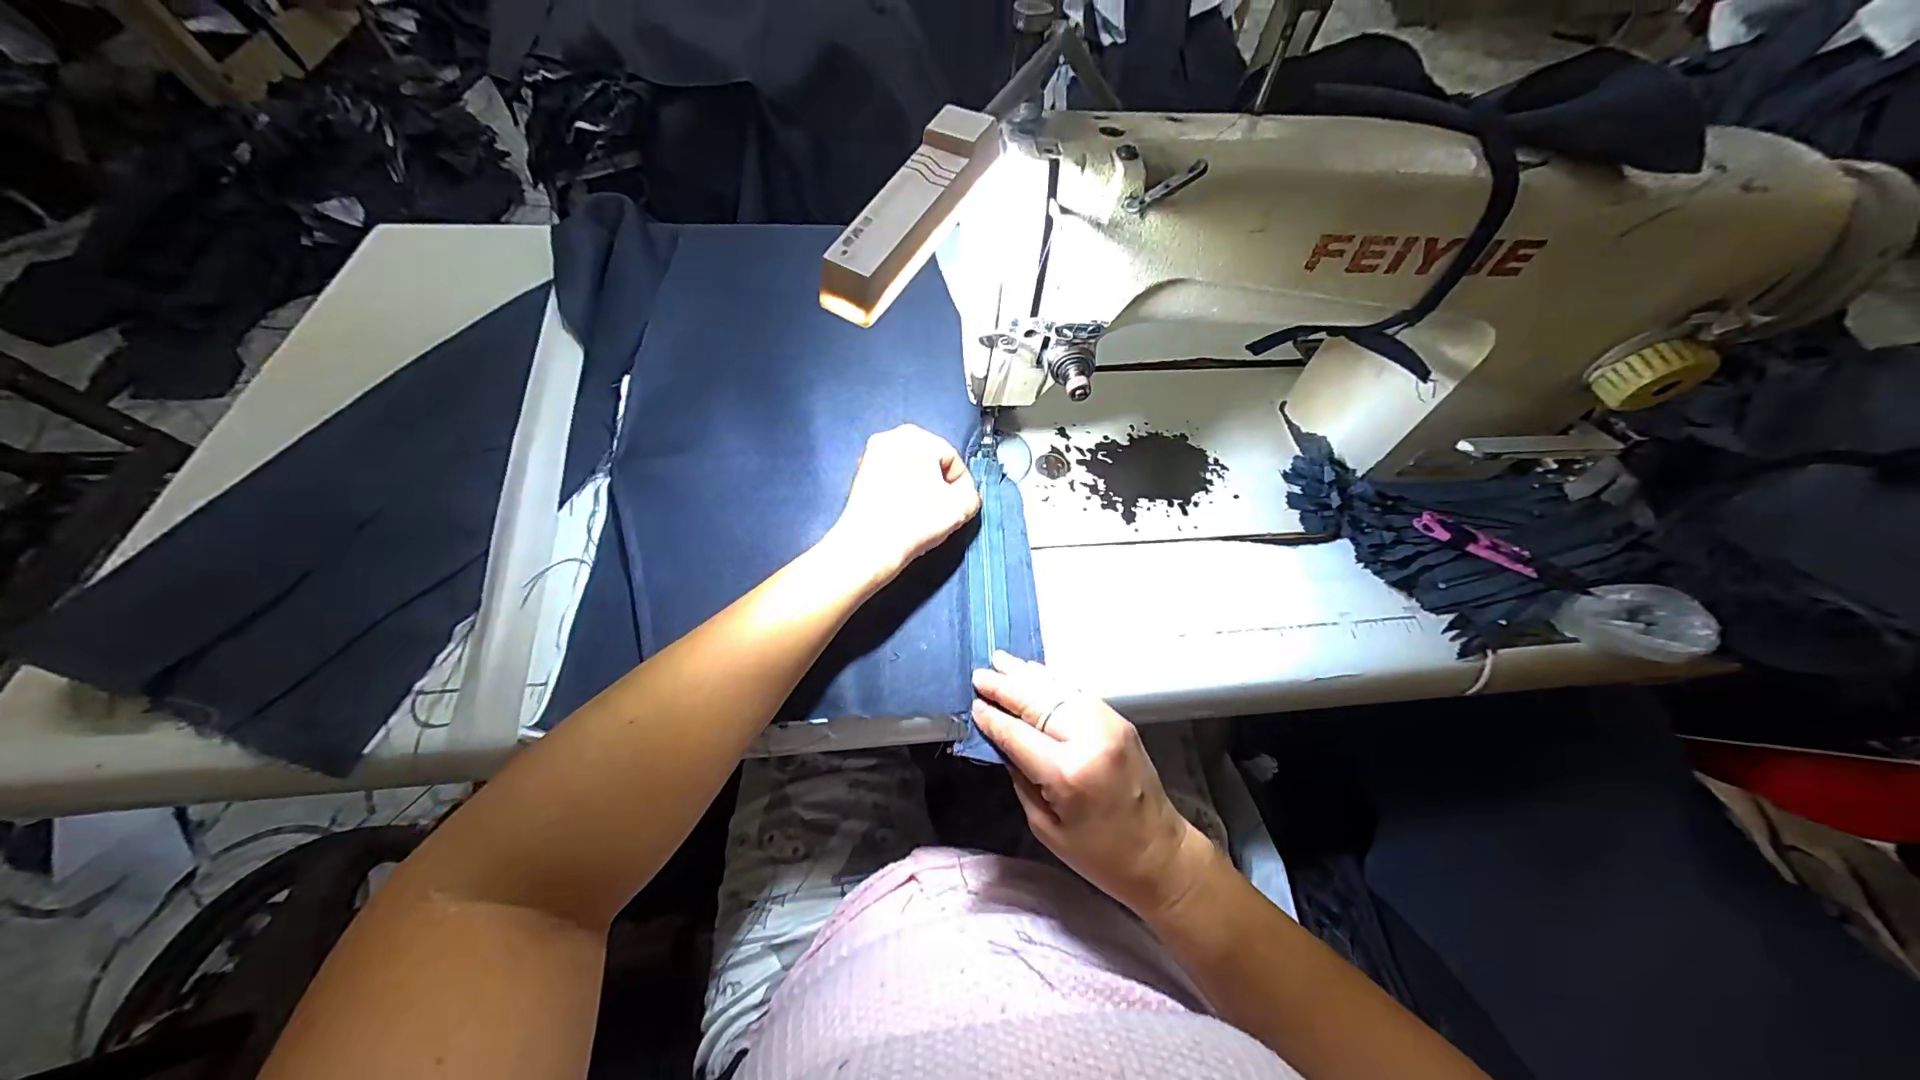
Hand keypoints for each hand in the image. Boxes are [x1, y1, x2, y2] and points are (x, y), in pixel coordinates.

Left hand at [822, 424, 980, 589]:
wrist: (868, 547)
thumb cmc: (914, 522)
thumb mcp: (961, 507)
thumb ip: (972, 492)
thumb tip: (963, 492)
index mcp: (916, 435)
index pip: (953, 460)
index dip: (959, 486)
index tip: (955, 507)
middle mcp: (890, 437)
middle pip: (930, 463)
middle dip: (938, 485)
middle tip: (939, 511)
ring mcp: (871, 455)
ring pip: (910, 472)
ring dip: (919, 490)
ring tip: (920, 515)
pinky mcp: (859, 474)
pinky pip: (892, 480)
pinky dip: (900, 493)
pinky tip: (902, 513)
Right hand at [971, 652, 1213, 918]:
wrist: (1160, 853)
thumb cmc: (1098, 854)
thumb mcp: (1044, 824)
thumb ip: (1020, 776)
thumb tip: (1000, 740)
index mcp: (1067, 773)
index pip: (1017, 733)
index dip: (992, 718)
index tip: (974, 704)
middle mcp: (1089, 739)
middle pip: (1037, 703)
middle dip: (1005, 687)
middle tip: (980, 674)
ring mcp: (1109, 725)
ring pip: (1058, 689)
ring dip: (1028, 675)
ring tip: (1002, 661)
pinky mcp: (1119, 721)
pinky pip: (1078, 693)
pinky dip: (1053, 682)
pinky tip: (1035, 674)